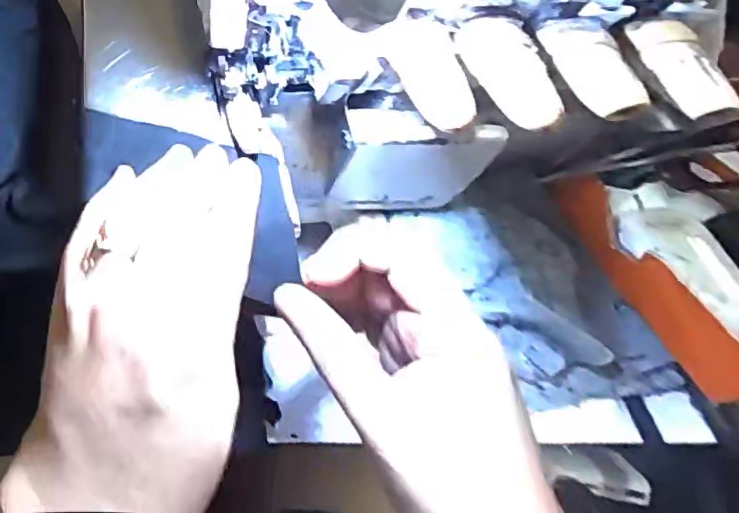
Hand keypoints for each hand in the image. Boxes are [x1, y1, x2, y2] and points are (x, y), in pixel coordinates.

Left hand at [0, 145, 261, 512]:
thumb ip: (221, 321)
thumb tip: (224, 257)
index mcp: (188, 340)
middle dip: (201, 182)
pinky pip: (84, 235)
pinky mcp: (64, 300)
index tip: (247, 172)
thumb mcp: (221, 398)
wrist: (80, 495)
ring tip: (181, 156)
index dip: (235, 203)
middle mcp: (137, 308)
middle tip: (216, 156)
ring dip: (160, 181)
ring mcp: (93, 298)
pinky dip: (104, 201)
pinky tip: (124, 178)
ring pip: (132, 218)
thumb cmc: (170, 458)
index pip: (219, 248)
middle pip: (176, 224)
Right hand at [272, 219, 559, 512]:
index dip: (347, 254)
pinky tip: (332, 329)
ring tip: (309, 309)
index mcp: (453, 323)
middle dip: (344, 273)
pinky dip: (359, 324)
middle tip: (302, 293)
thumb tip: (285, 294)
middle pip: (394, 271)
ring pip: (390, 298)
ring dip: (348, 298)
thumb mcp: (376, 412)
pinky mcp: (435, 369)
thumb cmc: (446, 484)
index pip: (397, 255)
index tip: (308, 279)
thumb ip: (328, 346)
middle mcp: (453, 324)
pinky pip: (392, 328)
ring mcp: (445, 346)